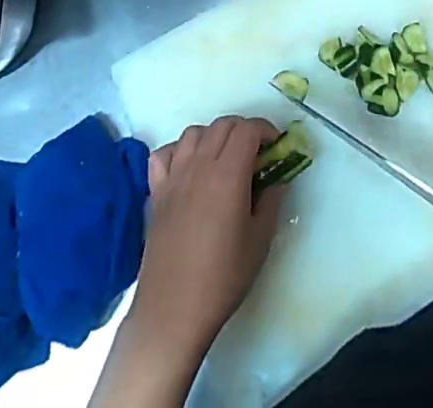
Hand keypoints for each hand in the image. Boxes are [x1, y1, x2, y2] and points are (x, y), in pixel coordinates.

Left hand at [91, 116, 285, 407]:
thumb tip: (276, 178)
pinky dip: (179, 150)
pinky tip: (189, 167)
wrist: (174, 307)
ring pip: (193, 132)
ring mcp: (173, 175)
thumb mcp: (260, 240)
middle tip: (256, 153)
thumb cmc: (224, 276)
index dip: (265, 130)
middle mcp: (198, 165)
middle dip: (243, 130)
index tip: (276, 146)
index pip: (247, 129)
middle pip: (221, 125)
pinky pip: (164, 153)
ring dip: (213, 136)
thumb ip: (271, 200)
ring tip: (224, 158)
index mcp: (227, 174)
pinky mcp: (155, 190)